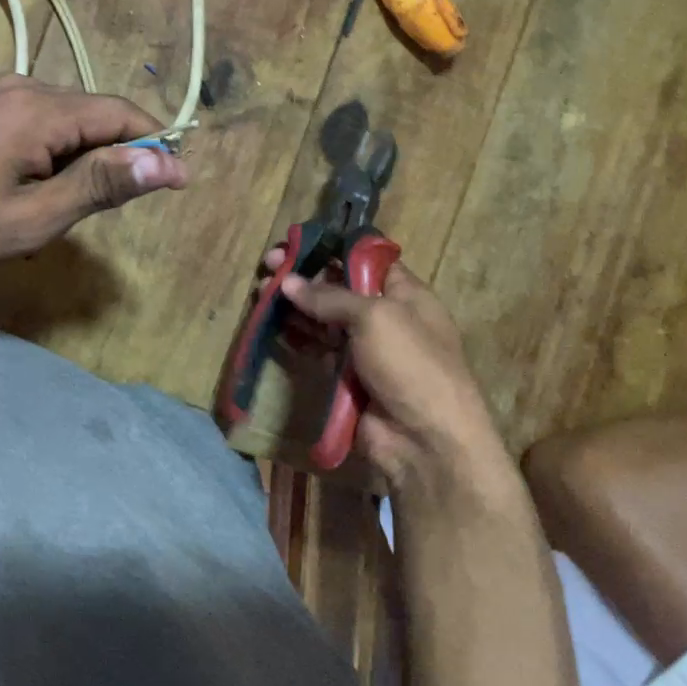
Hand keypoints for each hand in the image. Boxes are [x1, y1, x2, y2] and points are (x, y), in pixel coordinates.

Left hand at [0, 77, 187, 272]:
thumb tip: (169, 163)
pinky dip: (53, 150)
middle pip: (94, 113)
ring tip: (56, 204)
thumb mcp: (36, 217)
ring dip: (79, 156)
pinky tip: (32, 186)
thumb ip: (102, 184)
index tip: (175, 183)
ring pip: (68, 118)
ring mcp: (0, 91)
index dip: (154, 145)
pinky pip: (40, 119)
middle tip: (96, 210)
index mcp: (38, 110)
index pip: (120, 114)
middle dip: (111, 156)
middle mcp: (23, 86)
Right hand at [260, 248, 507, 492]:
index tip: (294, 243)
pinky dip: (295, 335)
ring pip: (322, 317)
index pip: (365, 260)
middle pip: (338, 286)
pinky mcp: (345, 376)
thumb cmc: (412, 366)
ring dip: (293, 305)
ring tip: (260, 294)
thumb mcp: (375, 317)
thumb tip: (287, 282)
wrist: (426, 442)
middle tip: (265, 268)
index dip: (330, 248)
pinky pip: (316, 347)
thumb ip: (329, 296)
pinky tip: (271, 325)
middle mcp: (384, 317)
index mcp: (405, 295)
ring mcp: (364, 347)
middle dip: (303, 275)